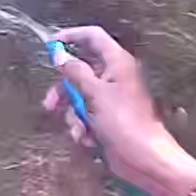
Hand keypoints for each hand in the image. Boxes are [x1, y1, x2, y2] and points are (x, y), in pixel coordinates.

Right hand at [43, 25, 195, 195]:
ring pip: (80, 95)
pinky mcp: (108, 117)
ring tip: (77, 129)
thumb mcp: (94, 94)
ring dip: (73, 113)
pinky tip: (87, 138)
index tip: (52, 44)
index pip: (93, 37)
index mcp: (117, 62)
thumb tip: (60, 54)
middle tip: (51, 104)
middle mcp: (115, 76)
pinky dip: (82, 125)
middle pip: (81, 70)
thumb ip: (75, 72)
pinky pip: (87, 114)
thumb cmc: (126, 123)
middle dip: (65, 89)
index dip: (72, 37)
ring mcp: (112, 97)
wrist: (144, 158)